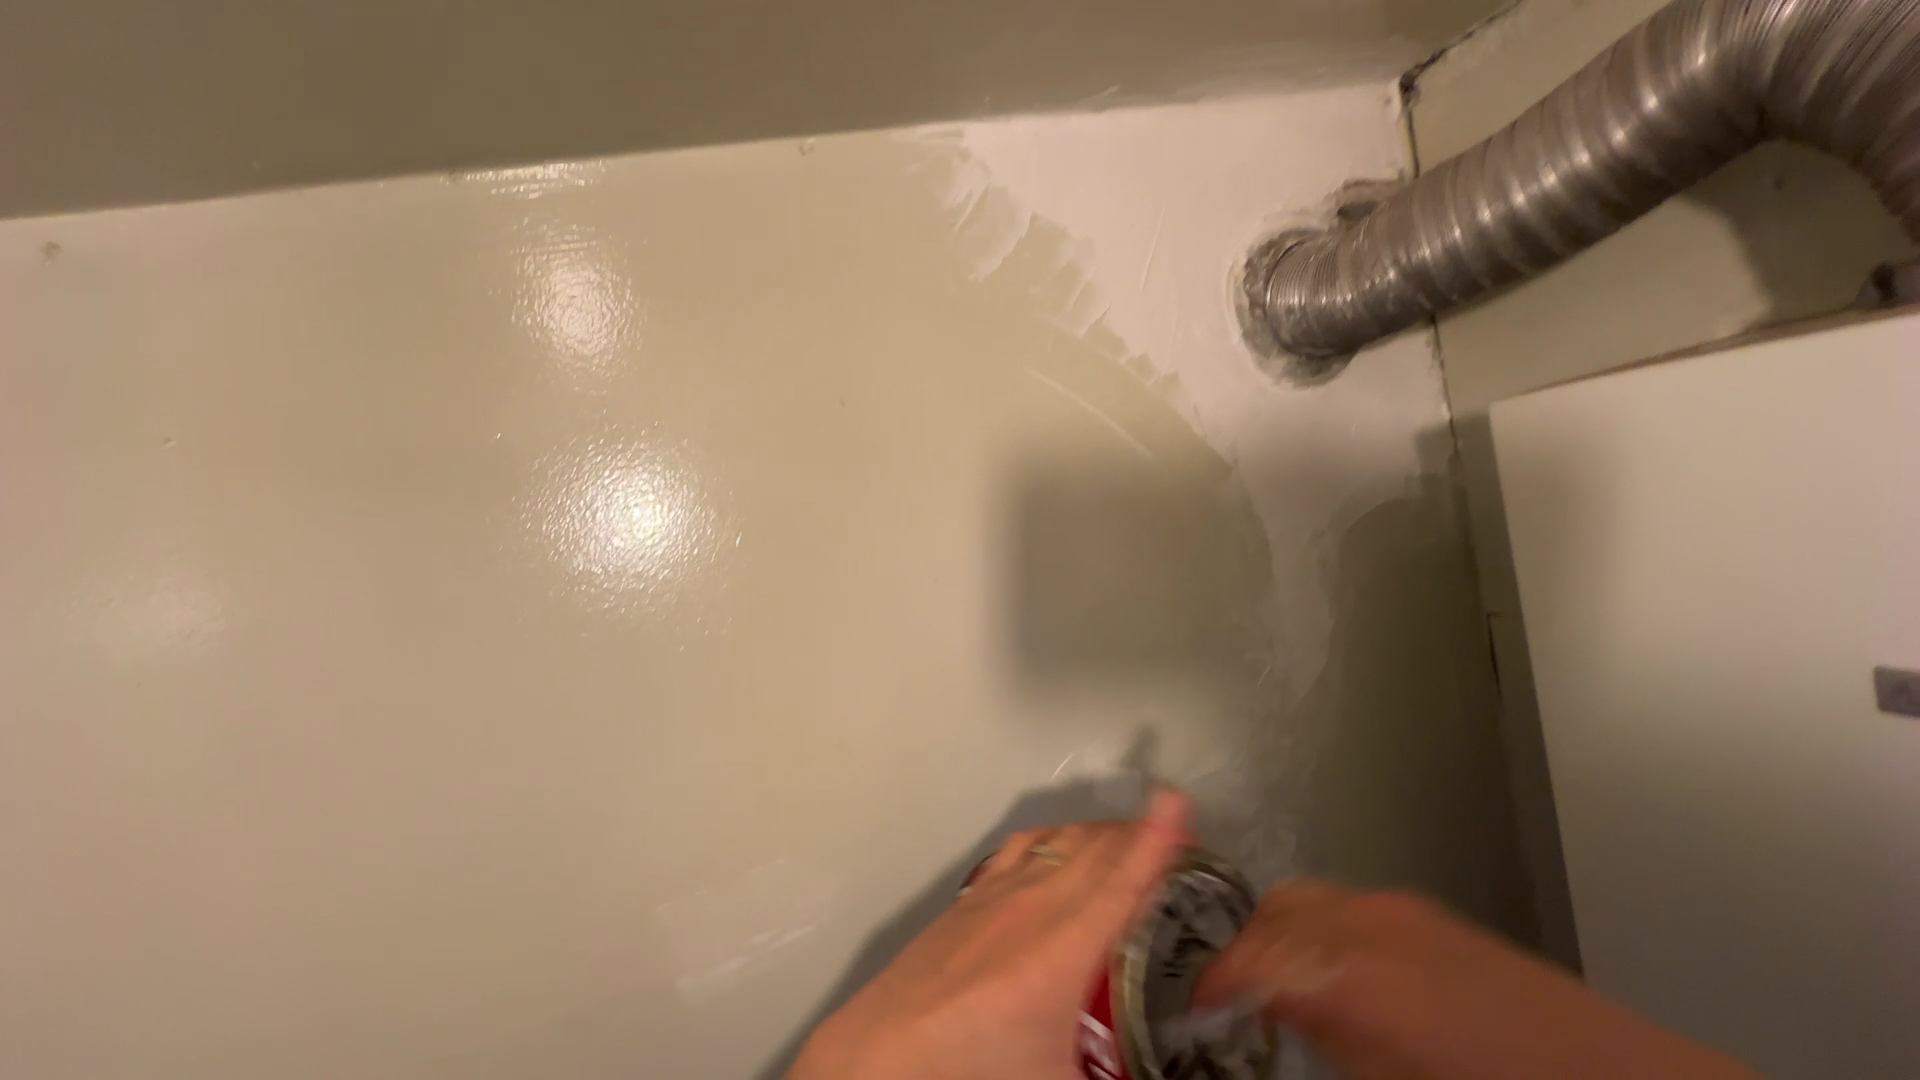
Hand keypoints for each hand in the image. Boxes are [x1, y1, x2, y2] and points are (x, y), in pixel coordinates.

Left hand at [787, 789, 1191, 1079]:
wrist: (883, 1056)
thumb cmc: (972, 1071)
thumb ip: (1116, 1070)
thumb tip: (1156, 1072)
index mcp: (1065, 948)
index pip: (1123, 878)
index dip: (1157, 836)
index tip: (1178, 800)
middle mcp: (1034, 906)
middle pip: (1095, 848)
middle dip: (1137, 831)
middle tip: (1169, 827)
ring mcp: (996, 894)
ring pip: (1057, 841)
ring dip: (1096, 832)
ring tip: (1123, 838)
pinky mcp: (969, 897)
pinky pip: (1020, 848)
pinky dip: (1050, 838)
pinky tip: (1055, 846)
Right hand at [1195, 883, 1759, 1079]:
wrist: (1614, 1079)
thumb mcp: (1381, 1075)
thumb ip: (1318, 1039)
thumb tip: (1271, 1019)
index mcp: (1347, 980)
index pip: (1248, 964)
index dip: (1213, 988)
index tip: (1198, 1013)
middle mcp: (1361, 927)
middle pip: (1271, 916)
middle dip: (1244, 954)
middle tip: (1242, 1003)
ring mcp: (1397, 911)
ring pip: (1306, 900)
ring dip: (1283, 937)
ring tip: (1289, 987)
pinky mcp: (1427, 914)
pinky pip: (1346, 907)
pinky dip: (1322, 931)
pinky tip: (1343, 976)